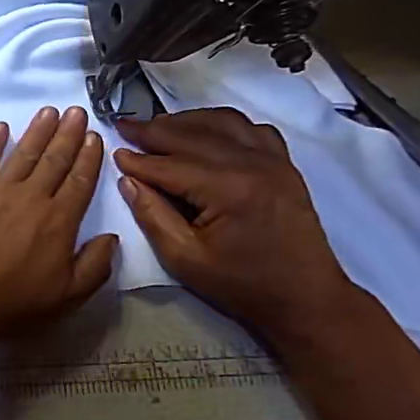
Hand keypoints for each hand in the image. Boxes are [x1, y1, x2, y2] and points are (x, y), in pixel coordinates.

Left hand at [0, 106, 118, 343]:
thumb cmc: (11, 302)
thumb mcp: (66, 297)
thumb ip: (95, 266)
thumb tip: (112, 237)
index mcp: (59, 221)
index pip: (80, 181)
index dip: (89, 157)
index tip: (94, 136)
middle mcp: (32, 196)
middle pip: (55, 159)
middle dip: (68, 133)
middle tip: (77, 111)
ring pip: (24, 152)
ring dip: (39, 129)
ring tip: (50, 111)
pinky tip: (2, 127)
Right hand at [114, 107, 356, 328]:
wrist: (305, 298)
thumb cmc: (242, 285)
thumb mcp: (185, 260)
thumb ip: (153, 216)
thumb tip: (128, 181)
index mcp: (228, 189)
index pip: (171, 165)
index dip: (139, 159)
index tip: (115, 151)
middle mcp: (253, 163)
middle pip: (193, 135)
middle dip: (155, 130)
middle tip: (125, 124)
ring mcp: (274, 159)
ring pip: (222, 122)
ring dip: (187, 121)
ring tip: (158, 125)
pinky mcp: (284, 164)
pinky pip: (250, 129)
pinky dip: (223, 125)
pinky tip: (205, 132)